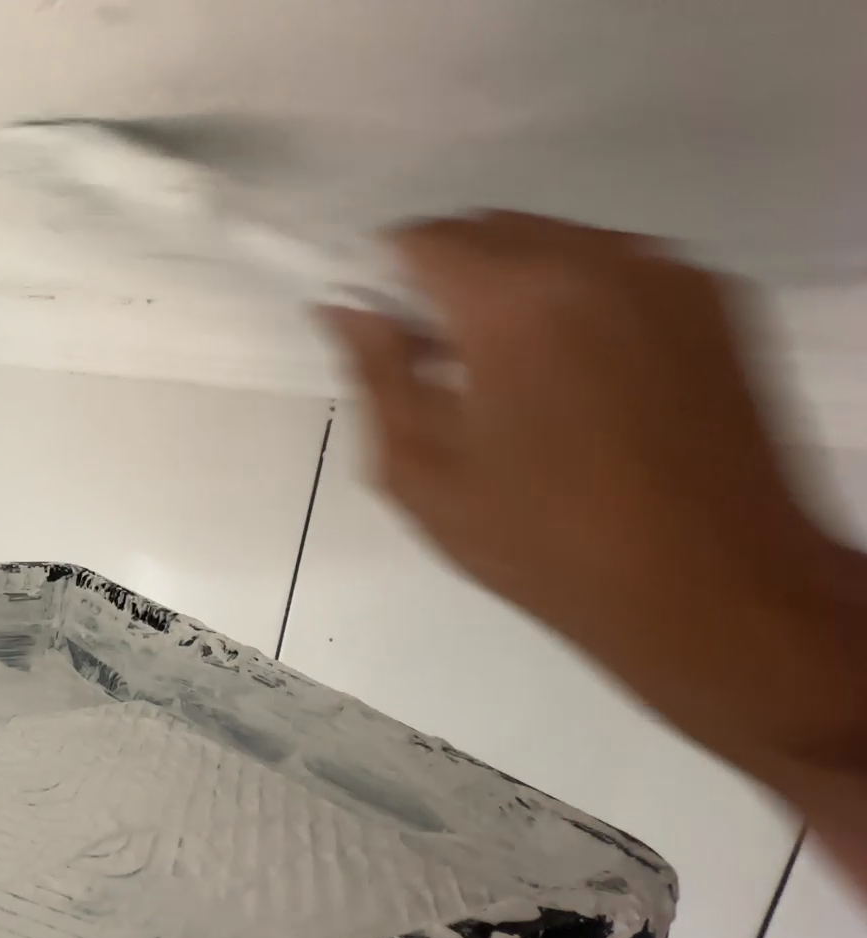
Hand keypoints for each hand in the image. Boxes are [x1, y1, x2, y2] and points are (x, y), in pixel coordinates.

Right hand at [319, 211, 866, 885]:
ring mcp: (670, 276)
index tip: (366, 327)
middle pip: (486, 230)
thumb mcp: (417, 464)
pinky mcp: (716, 302)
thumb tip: (342, 309)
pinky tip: (561, 377)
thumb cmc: (537, 535)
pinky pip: (610, 269)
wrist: (707, 587)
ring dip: (501, 287)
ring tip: (494, 375)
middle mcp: (600, 262)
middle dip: (437, 280)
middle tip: (422, 360)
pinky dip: (564, 299)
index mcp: (515, 302)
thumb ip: (374, 369)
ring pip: (549, 244)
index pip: (419, 238)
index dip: (376, 275)